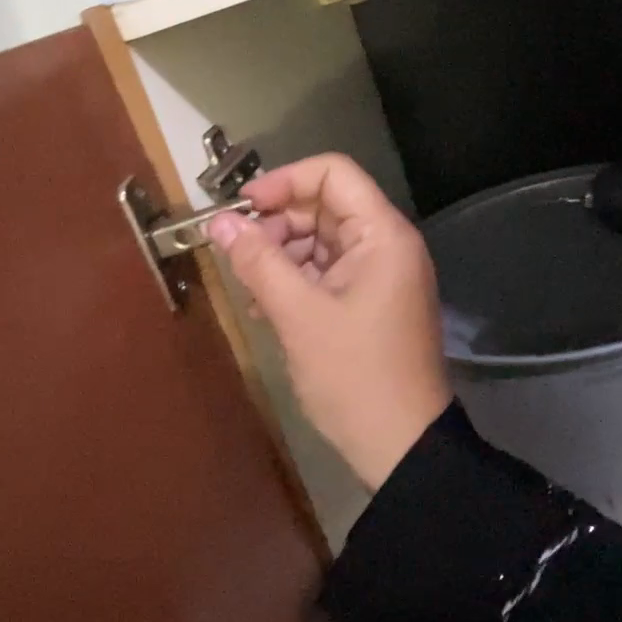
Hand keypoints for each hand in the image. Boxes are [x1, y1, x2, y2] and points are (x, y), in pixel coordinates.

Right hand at [205, 154, 450, 491]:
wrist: (402, 449)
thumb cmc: (354, 375)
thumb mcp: (298, 315)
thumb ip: (258, 261)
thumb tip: (219, 221)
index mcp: (382, 235)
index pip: (333, 173)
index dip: (284, 181)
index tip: (243, 208)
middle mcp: (385, 244)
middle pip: (324, 206)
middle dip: (278, 224)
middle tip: (240, 256)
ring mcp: (379, 274)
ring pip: (320, 240)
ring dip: (281, 255)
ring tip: (250, 289)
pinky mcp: (370, 301)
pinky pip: (326, 272)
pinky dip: (295, 281)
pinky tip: (266, 309)